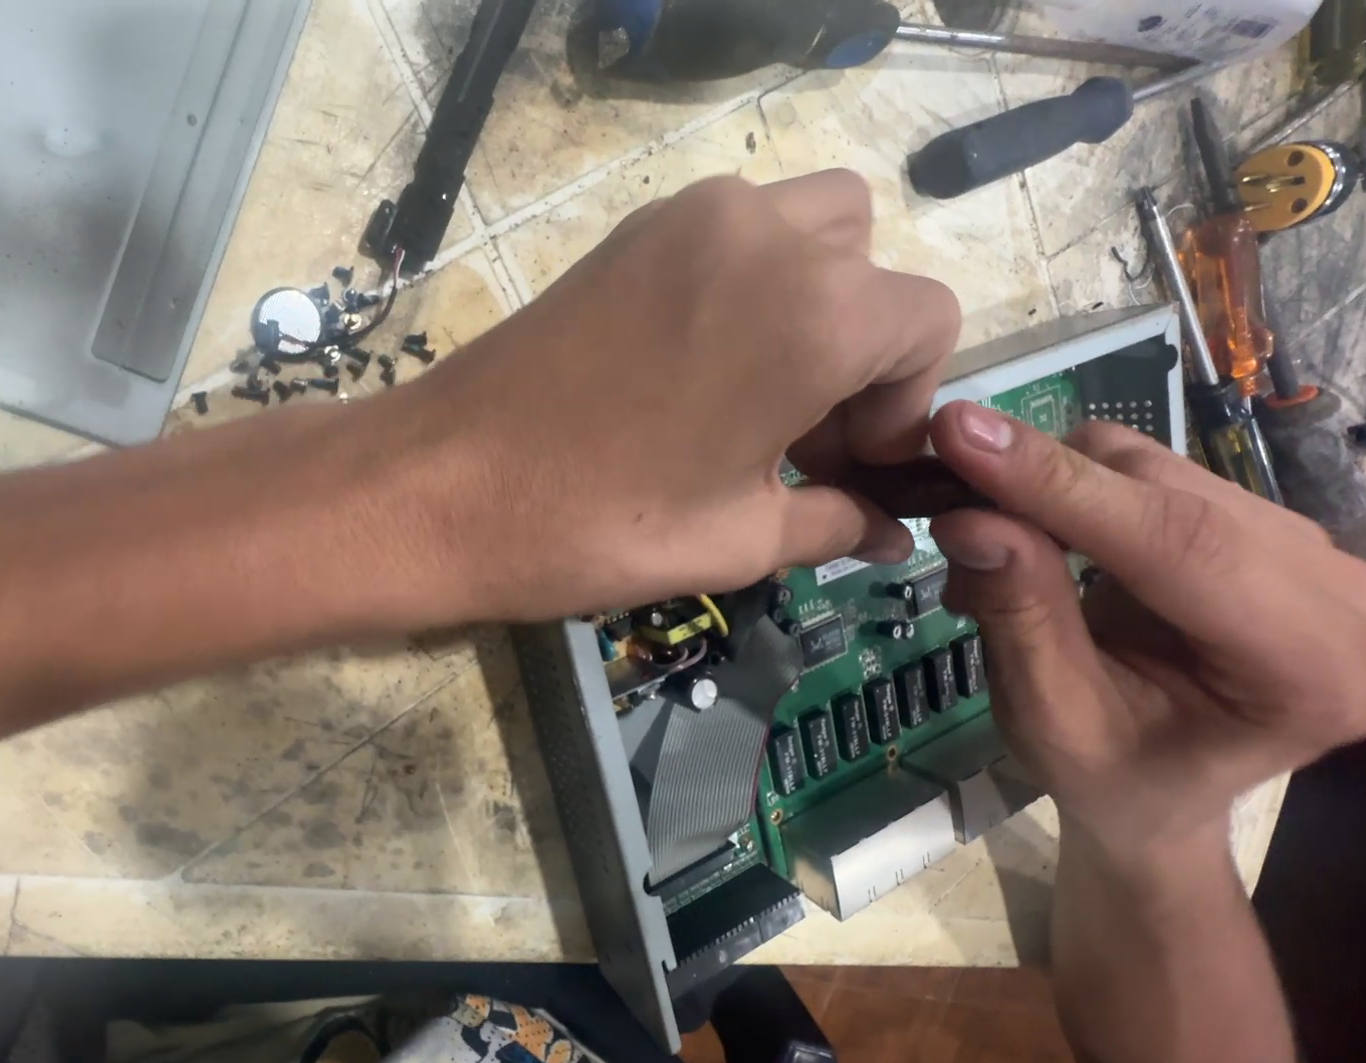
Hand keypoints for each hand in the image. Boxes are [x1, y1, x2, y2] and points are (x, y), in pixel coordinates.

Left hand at [393, 170, 960, 622]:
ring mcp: (685, 218)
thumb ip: (831, 521)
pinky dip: (743, 283)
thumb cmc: (593, 525)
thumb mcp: (733, 540)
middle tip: (797, 436)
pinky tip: (692, 366)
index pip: (926, 323)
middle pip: (866, 266)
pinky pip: (727, 233)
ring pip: (801, 230)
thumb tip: (886, 530)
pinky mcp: (627, 232)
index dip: (900, 403)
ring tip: (750, 395)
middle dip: (857, 349)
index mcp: (815, 309)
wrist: (439, 486)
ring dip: (806, 303)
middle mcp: (762, 233)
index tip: (843, 463)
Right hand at [927, 404, 1365, 853]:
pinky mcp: (1269, 529)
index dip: (1062, 486)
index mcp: (1319, 675)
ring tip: (987, 541)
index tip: (958, 435)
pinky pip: (1154, 472)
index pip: (1185, 545)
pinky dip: (1071, 487)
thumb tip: (965, 516)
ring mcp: (1316, 556)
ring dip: (1051, 486)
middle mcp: (1348, 600)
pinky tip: (1033, 533)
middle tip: (939, 488)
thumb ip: (1018, 613)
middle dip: (1042, 482)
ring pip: (1158, 469)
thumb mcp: (1046, 713)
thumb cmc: (1104, 772)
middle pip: (1173, 496)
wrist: (1152, 787)